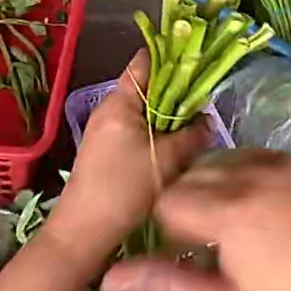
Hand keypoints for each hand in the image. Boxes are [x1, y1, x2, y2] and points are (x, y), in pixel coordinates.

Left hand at [47, 51, 209, 258]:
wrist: (83, 233)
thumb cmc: (124, 188)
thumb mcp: (168, 160)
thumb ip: (193, 134)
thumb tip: (207, 120)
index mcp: (119, 102)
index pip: (145, 62)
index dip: (172, 57)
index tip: (199, 60)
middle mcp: (109, 110)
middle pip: (148, 87)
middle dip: (177, 90)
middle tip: (205, 99)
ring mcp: (105, 131)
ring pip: (145, 111)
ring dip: (169, 115)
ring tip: (196, 124)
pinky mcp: (106, 152)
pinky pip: (138, 130)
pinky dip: (158, 132)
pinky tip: (176, 147)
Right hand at [101, 151, 290, 290]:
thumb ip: (164, 285)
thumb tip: (108, 278)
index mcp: (228, 212)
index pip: (166, 200)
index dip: (166, 230)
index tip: (184, 252)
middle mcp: (249, 176)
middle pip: (188, 176)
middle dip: (184, 206)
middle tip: (203, 243)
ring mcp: (275, 164)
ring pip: (215, 162)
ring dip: (209, 187)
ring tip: (228, 226)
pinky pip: (245, 155)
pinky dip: (236, 174)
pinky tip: (250, 205)